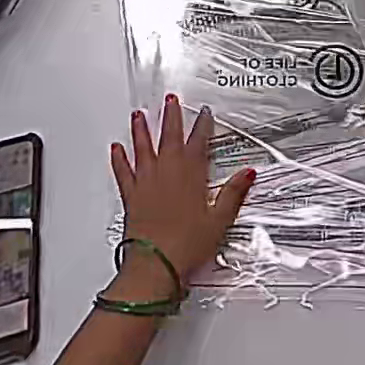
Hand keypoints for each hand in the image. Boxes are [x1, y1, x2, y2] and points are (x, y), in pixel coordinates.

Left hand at [109, 96, 254, 292]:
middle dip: (171, 117)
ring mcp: (147, 183)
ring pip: (144, 148)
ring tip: (139, 115)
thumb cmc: (187, 245)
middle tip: (170, 99)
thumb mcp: (220, 220)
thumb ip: (234, 193)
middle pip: (170, 137)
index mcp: (192, 176)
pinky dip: (119, 159)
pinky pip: (124, 172)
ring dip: (142, 130)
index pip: (199, 142)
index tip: (204, 113)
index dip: (203, 125)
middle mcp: (168, 173)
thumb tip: (248, 173)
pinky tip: (116, 149)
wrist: (155, 265)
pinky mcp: (131, 196)